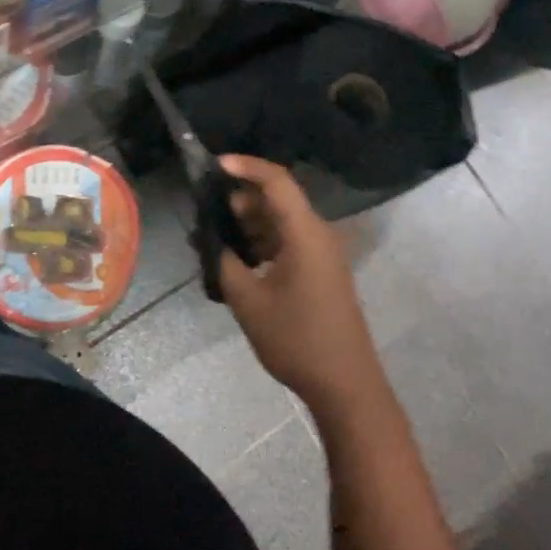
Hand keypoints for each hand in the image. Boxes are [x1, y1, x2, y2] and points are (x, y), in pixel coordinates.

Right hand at [215, 155, 384, 413]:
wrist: (345, 384)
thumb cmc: (296, 339)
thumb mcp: (248, 301)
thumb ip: (225, 263)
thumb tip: (210, 240)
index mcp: (305, 232)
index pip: (276, 180)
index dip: (245, 166)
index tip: (213, 165)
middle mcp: (317, 233)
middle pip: (278, 199)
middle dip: (241, 198)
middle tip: (205, 209)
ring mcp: (322, 253)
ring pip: (282, 221)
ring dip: (250, 222)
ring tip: (214, 236)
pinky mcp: (321, 271)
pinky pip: (289, 241)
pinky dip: (263, 241)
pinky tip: (237, 259)